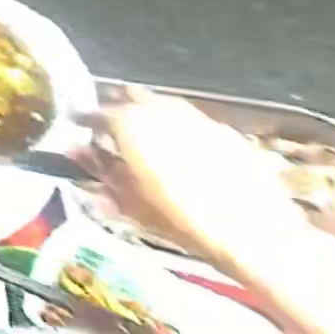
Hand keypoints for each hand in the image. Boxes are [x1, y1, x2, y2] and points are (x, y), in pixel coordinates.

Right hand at [77, 86, 309, 267]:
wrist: (258, 236)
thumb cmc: (181, 219)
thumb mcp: (129, 200)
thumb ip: (100, 170)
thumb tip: (76, 150)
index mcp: (129, 122)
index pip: (96, 112)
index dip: (85, 120)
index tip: (80, 127)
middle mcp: (160, 111)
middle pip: (132, 97)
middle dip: (119, 106)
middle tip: (113, 125)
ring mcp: (198, 119)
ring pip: (165, 105)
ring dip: (151, 113)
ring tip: (148, 133)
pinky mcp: (229, 133)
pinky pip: (196, 122)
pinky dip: (183, 129)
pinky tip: (186, 148)